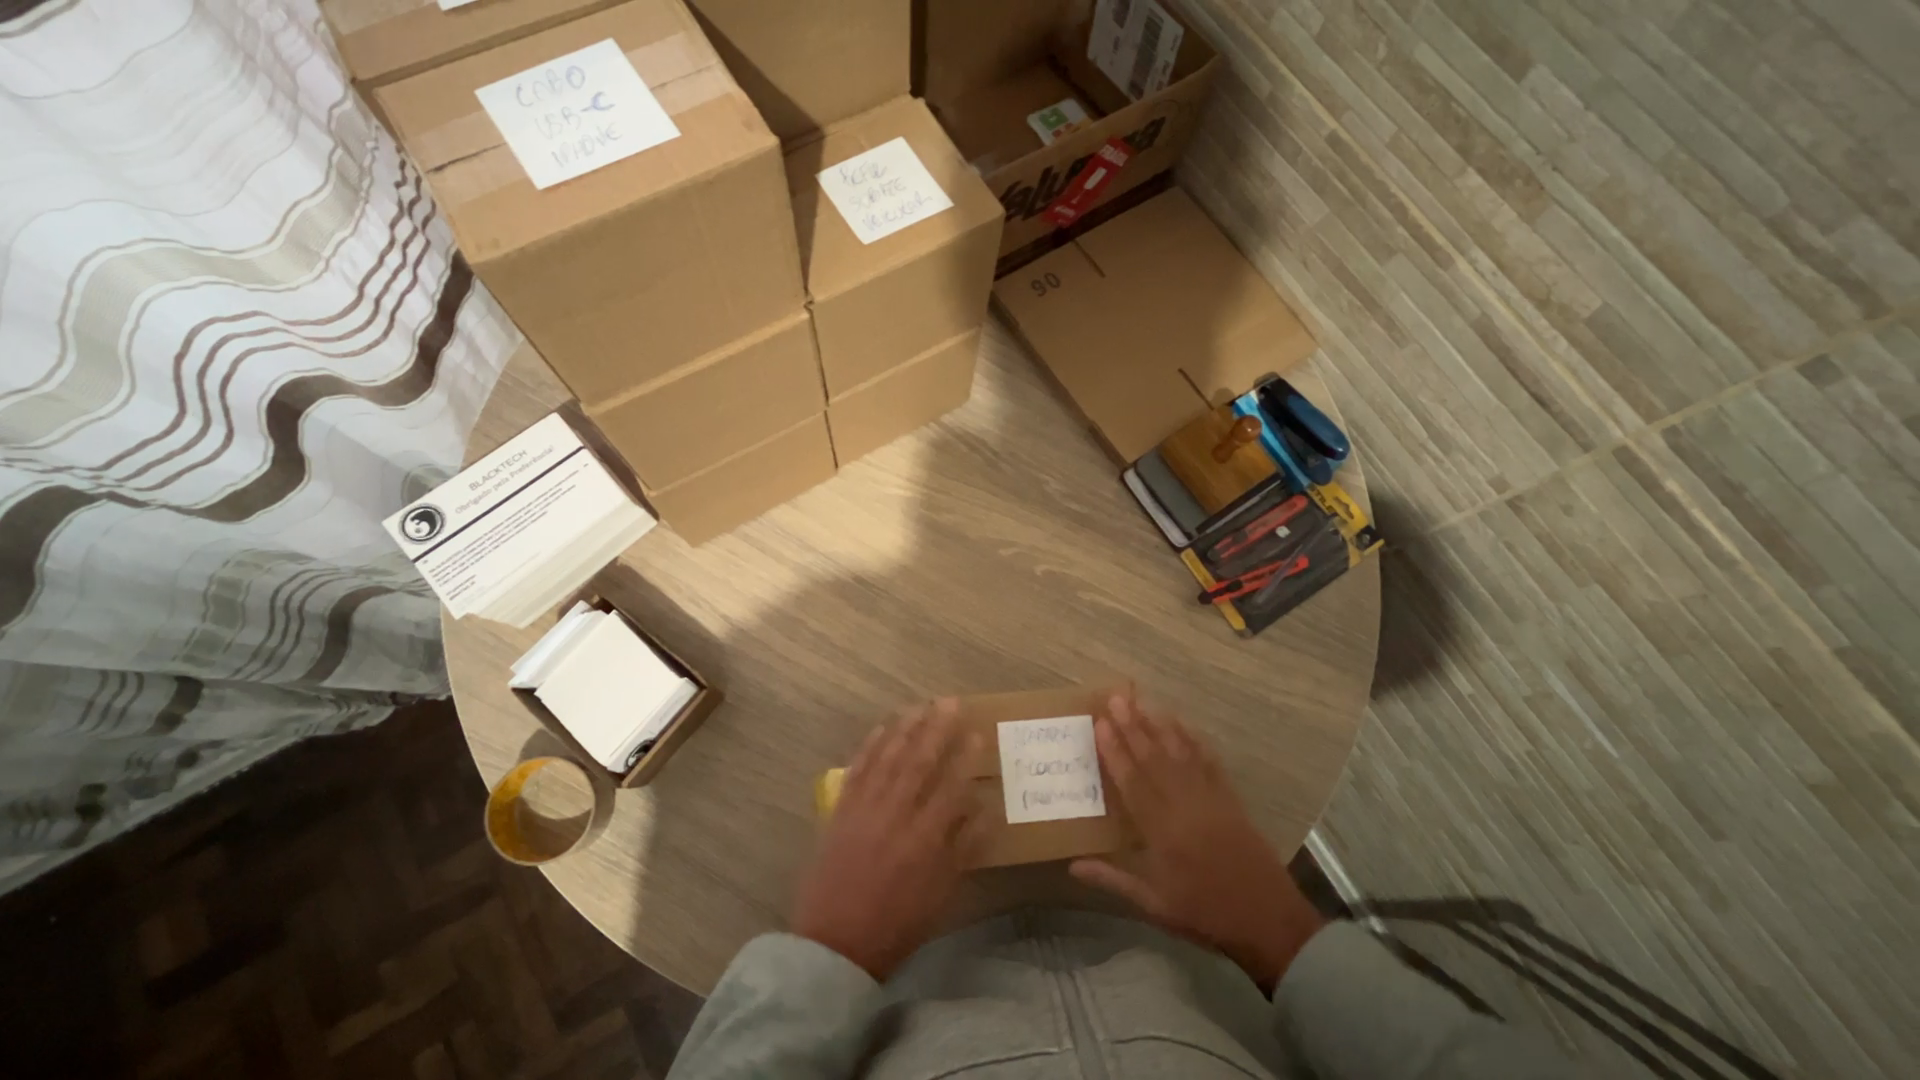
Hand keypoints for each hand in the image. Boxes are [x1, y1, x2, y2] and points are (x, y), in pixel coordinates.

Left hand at [792, 699, 985, 979]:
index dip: (965, 759)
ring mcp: (864, 810)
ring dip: (904, 729)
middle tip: (950, 703)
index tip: (977, 733)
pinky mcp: (840, 812)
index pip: (951, 787)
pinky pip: (858, 770)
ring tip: (920, 706)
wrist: (835, 942)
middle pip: (918, 763)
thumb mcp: (942, 895)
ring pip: (887, 759)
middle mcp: (895, 816)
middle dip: (936, 730)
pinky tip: (882, 729)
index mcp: (925, 840)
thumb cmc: (897, 924)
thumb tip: (985, 810)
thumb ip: (964, 850)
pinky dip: (870, 747)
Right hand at [1071, 694, 1325, 990]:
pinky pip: (1209, 763)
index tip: (1100, 724)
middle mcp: (1185, 807)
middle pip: (1154, 759)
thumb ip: (1113, 880)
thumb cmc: (1205, 915)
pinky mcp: (1231, 800)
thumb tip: (1073, 865)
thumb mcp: (1154, 906)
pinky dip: (1194, 741)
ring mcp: (1211, 800)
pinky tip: (1182, 725)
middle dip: (1133, 726)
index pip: (1133, 783)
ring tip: (1142, 701)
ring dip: (1160, 726)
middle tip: (1116, 697)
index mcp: (1162, 832)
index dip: (1114, 752)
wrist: (1268, 920)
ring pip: (1181, 754)